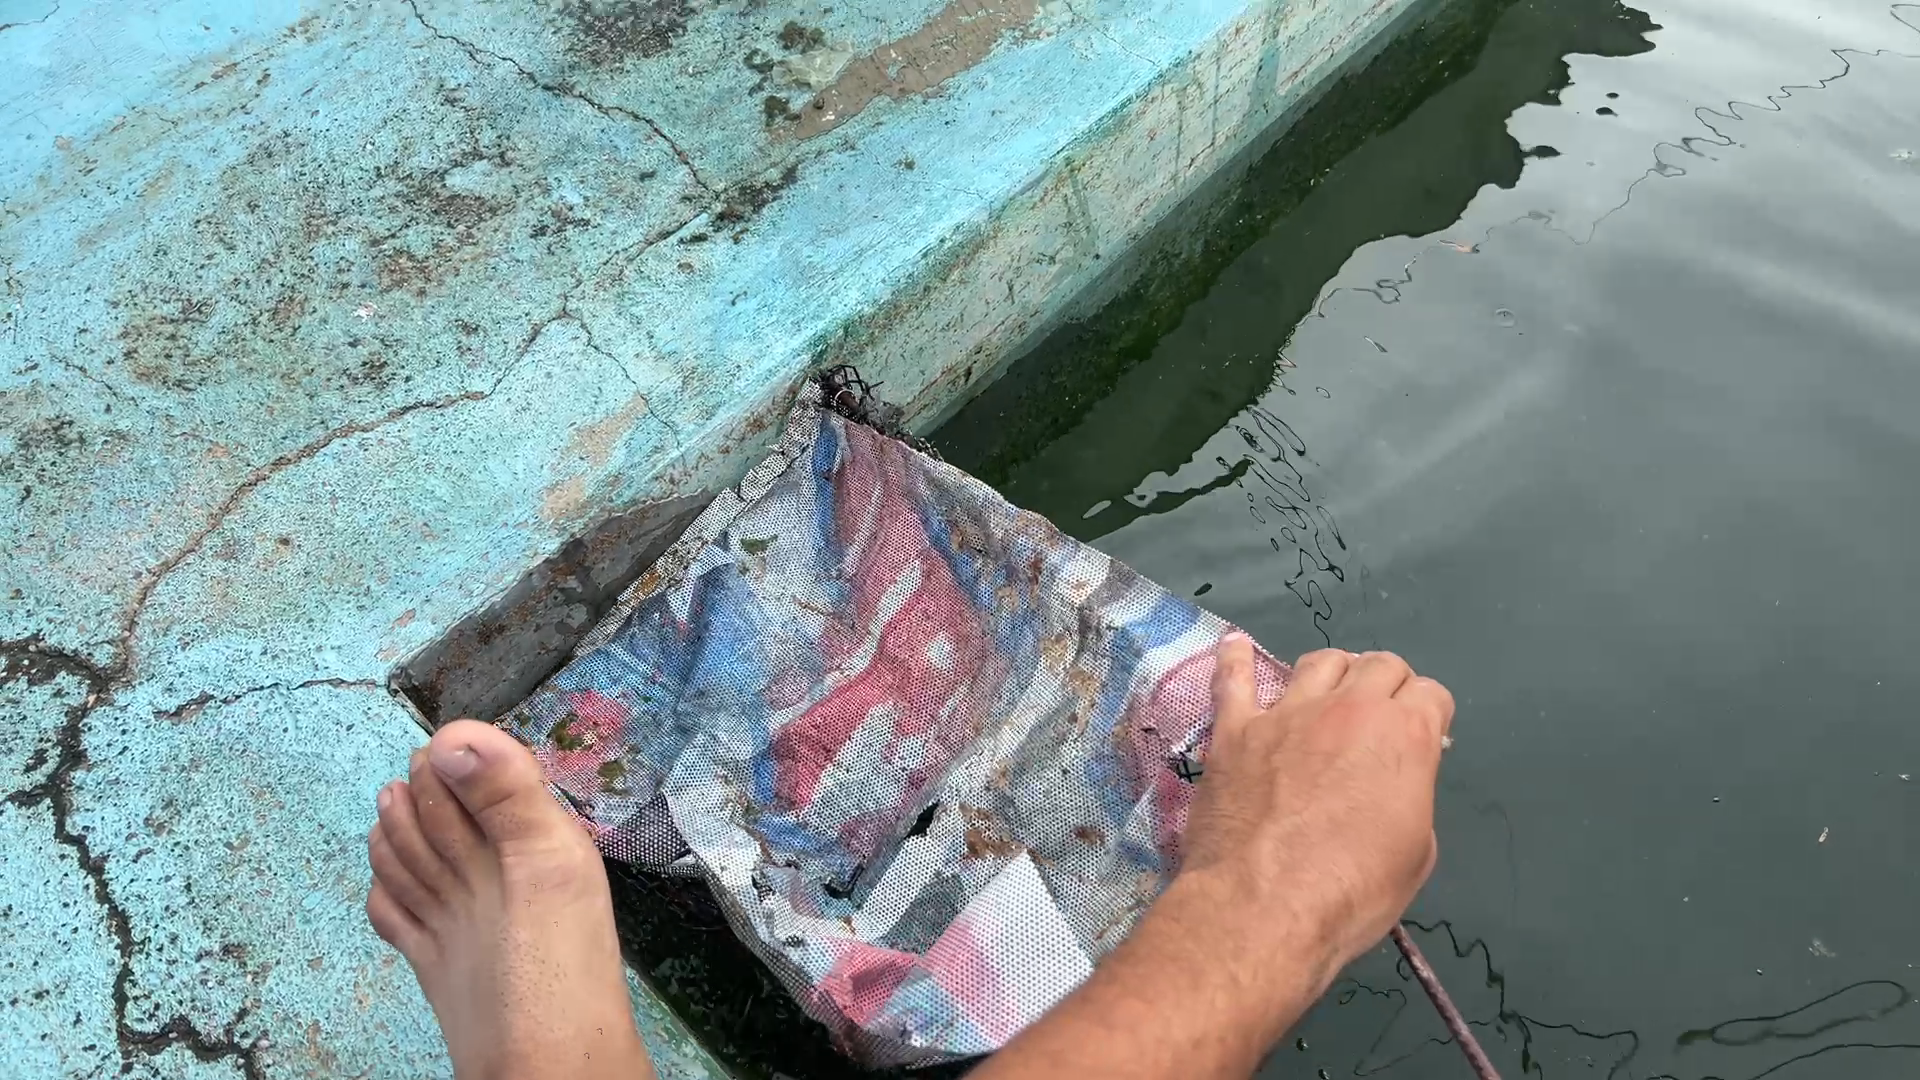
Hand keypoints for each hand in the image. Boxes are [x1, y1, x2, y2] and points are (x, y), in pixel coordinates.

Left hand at [1178, 638, 1453, 973]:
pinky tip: (1233, 644)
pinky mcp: (1234, 726)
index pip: (1429, 694)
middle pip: (1377, 664)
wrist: (1264, 899)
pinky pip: (1232, 678)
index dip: (1429, 712)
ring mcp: (1284, 713)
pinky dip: (1234, 658)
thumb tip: (1392, 775)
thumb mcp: (1414, 849)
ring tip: (1328, 686)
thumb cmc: (1352, 889)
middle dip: (1387, 682)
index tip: (1421, 732)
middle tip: (1379, 709)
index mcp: (1401, 737)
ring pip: (1317, 661)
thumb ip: (1407, 792)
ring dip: (1332, 670)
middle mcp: (1345, 709)